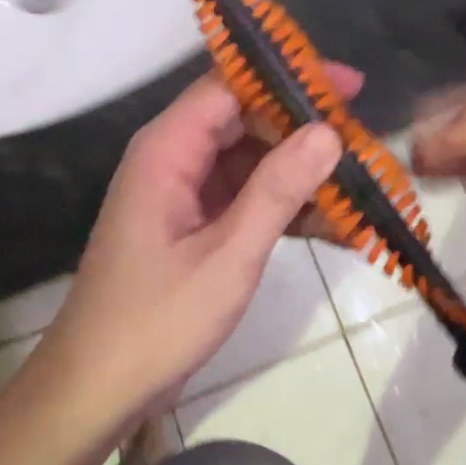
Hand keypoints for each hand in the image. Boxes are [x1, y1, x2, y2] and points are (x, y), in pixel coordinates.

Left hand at [38, 67, 357, 417]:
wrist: (97, 387)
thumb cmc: (157, 319)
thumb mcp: (228, 255)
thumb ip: (277, 190)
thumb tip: (329, 132)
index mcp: (168, 149)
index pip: (230, 86)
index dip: (290, 77)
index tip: (350, 85)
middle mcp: (173, 157)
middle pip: (245, 120)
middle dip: (305, 129)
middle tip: (368, 141)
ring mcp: (183, 191)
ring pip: (251, 161)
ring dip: (302, 173)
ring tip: (366, 184)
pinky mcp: (193, 223)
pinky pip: (245, 198)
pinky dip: (285, 207)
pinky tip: (338, 225)